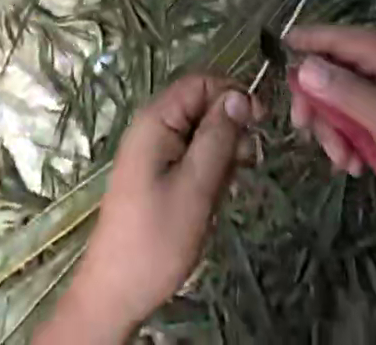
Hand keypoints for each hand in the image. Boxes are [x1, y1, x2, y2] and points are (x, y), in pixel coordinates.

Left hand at [45, 75, 261, 342]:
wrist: (116, 294)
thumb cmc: (157, 238)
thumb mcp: (196, 184)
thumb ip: (219, 136)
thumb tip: (239, 96)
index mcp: (156, 119)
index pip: (201, 82)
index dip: (233, 95)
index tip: (259, 122)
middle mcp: (153, 126)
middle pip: (202, 105)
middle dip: (229, 128)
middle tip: (246, 161)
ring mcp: (154, 150)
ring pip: (201, 131)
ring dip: (222, 152)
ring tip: (228, 185)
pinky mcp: (158, 172)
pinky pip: (192, 154)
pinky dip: (210, 168)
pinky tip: (215, 194)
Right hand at [284, 25, 375, 206]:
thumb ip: (345, 92)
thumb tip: (302, 66)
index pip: (336, 36)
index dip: (306, 41)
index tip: (277, 49)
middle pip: (329, 70)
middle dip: (318, 104)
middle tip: (307, 131)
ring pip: (335, 98)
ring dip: (332, 130)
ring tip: (344, 162)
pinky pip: (349, 117)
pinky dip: (346, 139)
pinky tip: (354, 163)